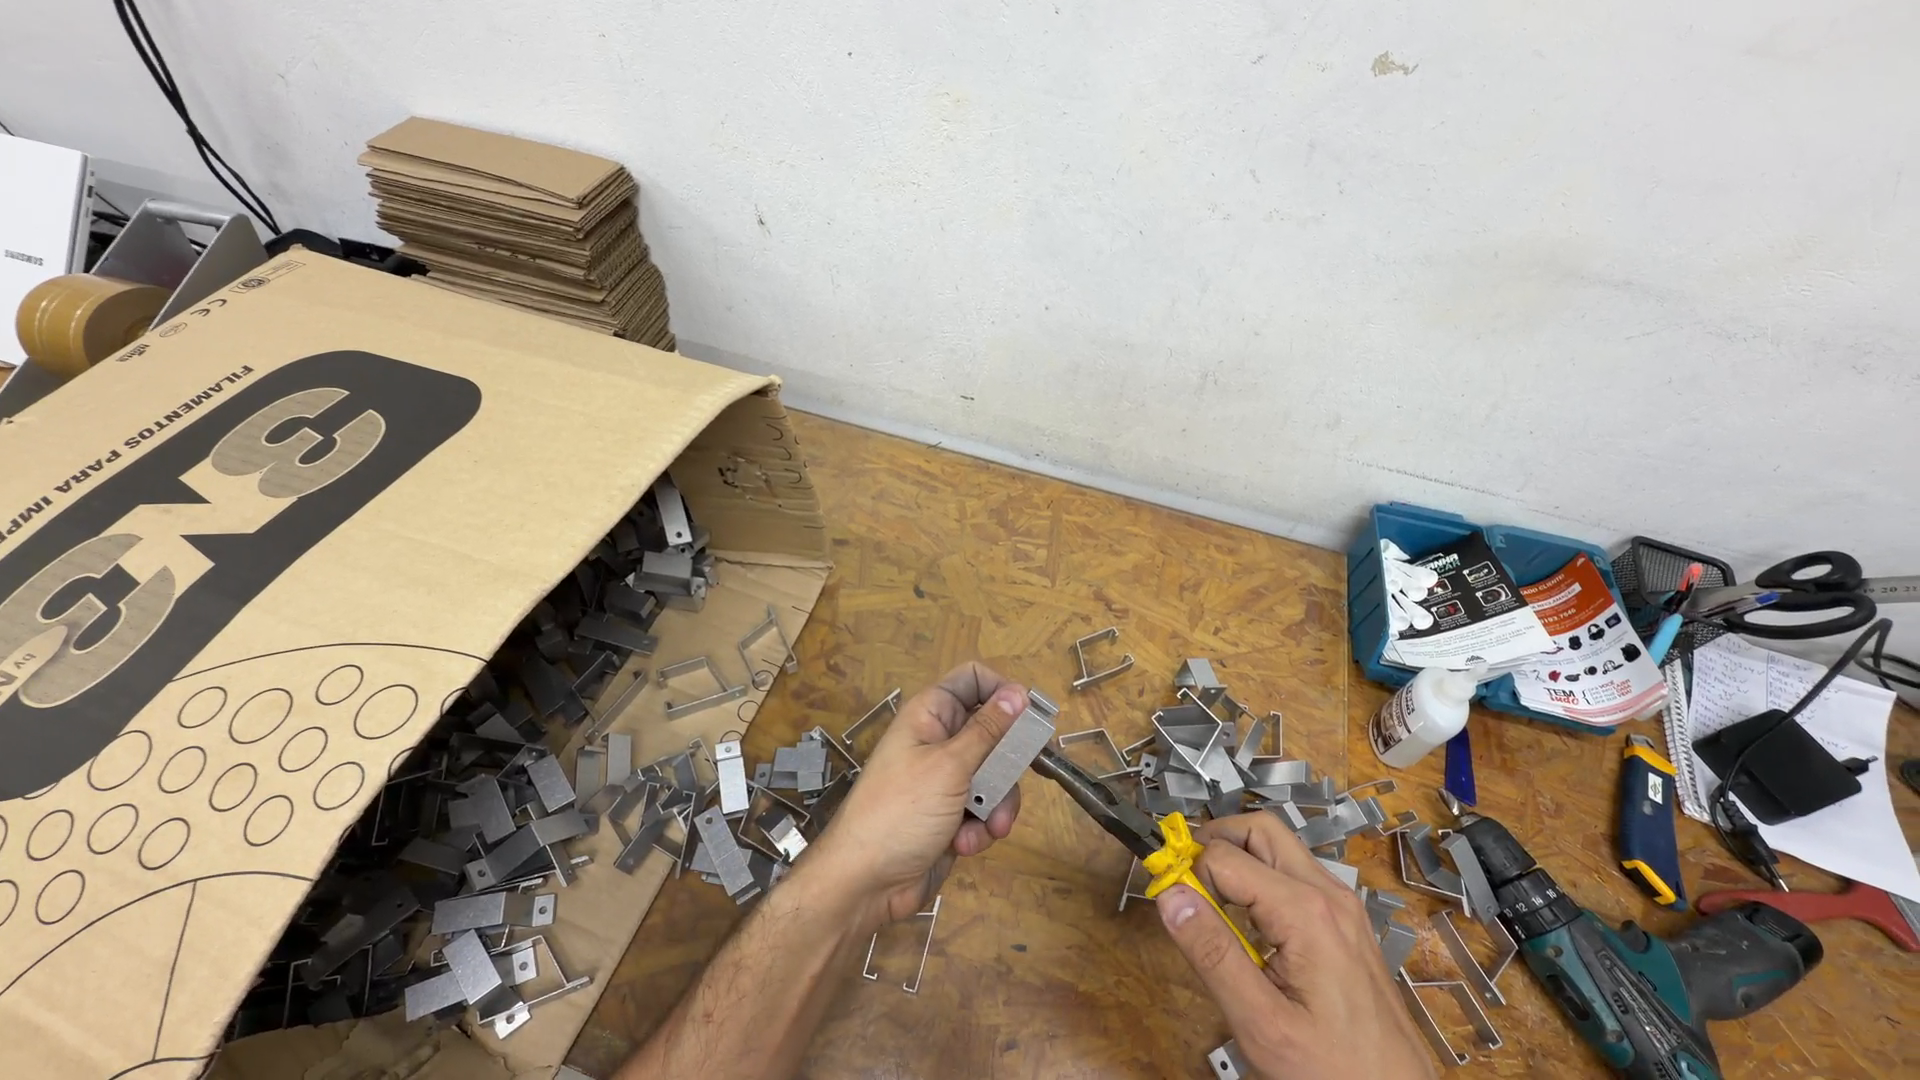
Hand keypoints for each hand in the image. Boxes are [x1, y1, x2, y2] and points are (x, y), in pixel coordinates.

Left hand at [805, 662, 1027, 929]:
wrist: (866, 882)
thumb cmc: (900, 811)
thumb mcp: (950, 766)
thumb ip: (988, 730)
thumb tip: (1019, 693)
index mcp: (931, 714)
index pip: (973, 680)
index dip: (1003, 692)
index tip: (1031, 717)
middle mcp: (940, 740)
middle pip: (994, 732)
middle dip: (1008, 762)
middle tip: (1033, 772)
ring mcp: (947, 779)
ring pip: (996, 775)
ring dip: (998, 803)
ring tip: (989, 826)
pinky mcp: (953, 814)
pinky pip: (986, 809)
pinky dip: (982, 827)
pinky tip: (966, 844)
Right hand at [1154, 813, 1436, 1079]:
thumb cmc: (1332, 1068)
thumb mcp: (1260, 1022)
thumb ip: (1212, 954)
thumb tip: (1170, 895)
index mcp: (1305, 912)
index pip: (1224, 857)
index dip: (1189, 873)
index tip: (1170, 902)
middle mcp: (1328, 894)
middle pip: (1258, 829)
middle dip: (1213, 841)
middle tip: (1185, 879)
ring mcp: (1340, 905)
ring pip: (1277, 846)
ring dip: (1236, 857)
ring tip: (1210, 901)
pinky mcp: (1344, 920)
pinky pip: (1293, 874)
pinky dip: (1260, 878)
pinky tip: (1245, 921)